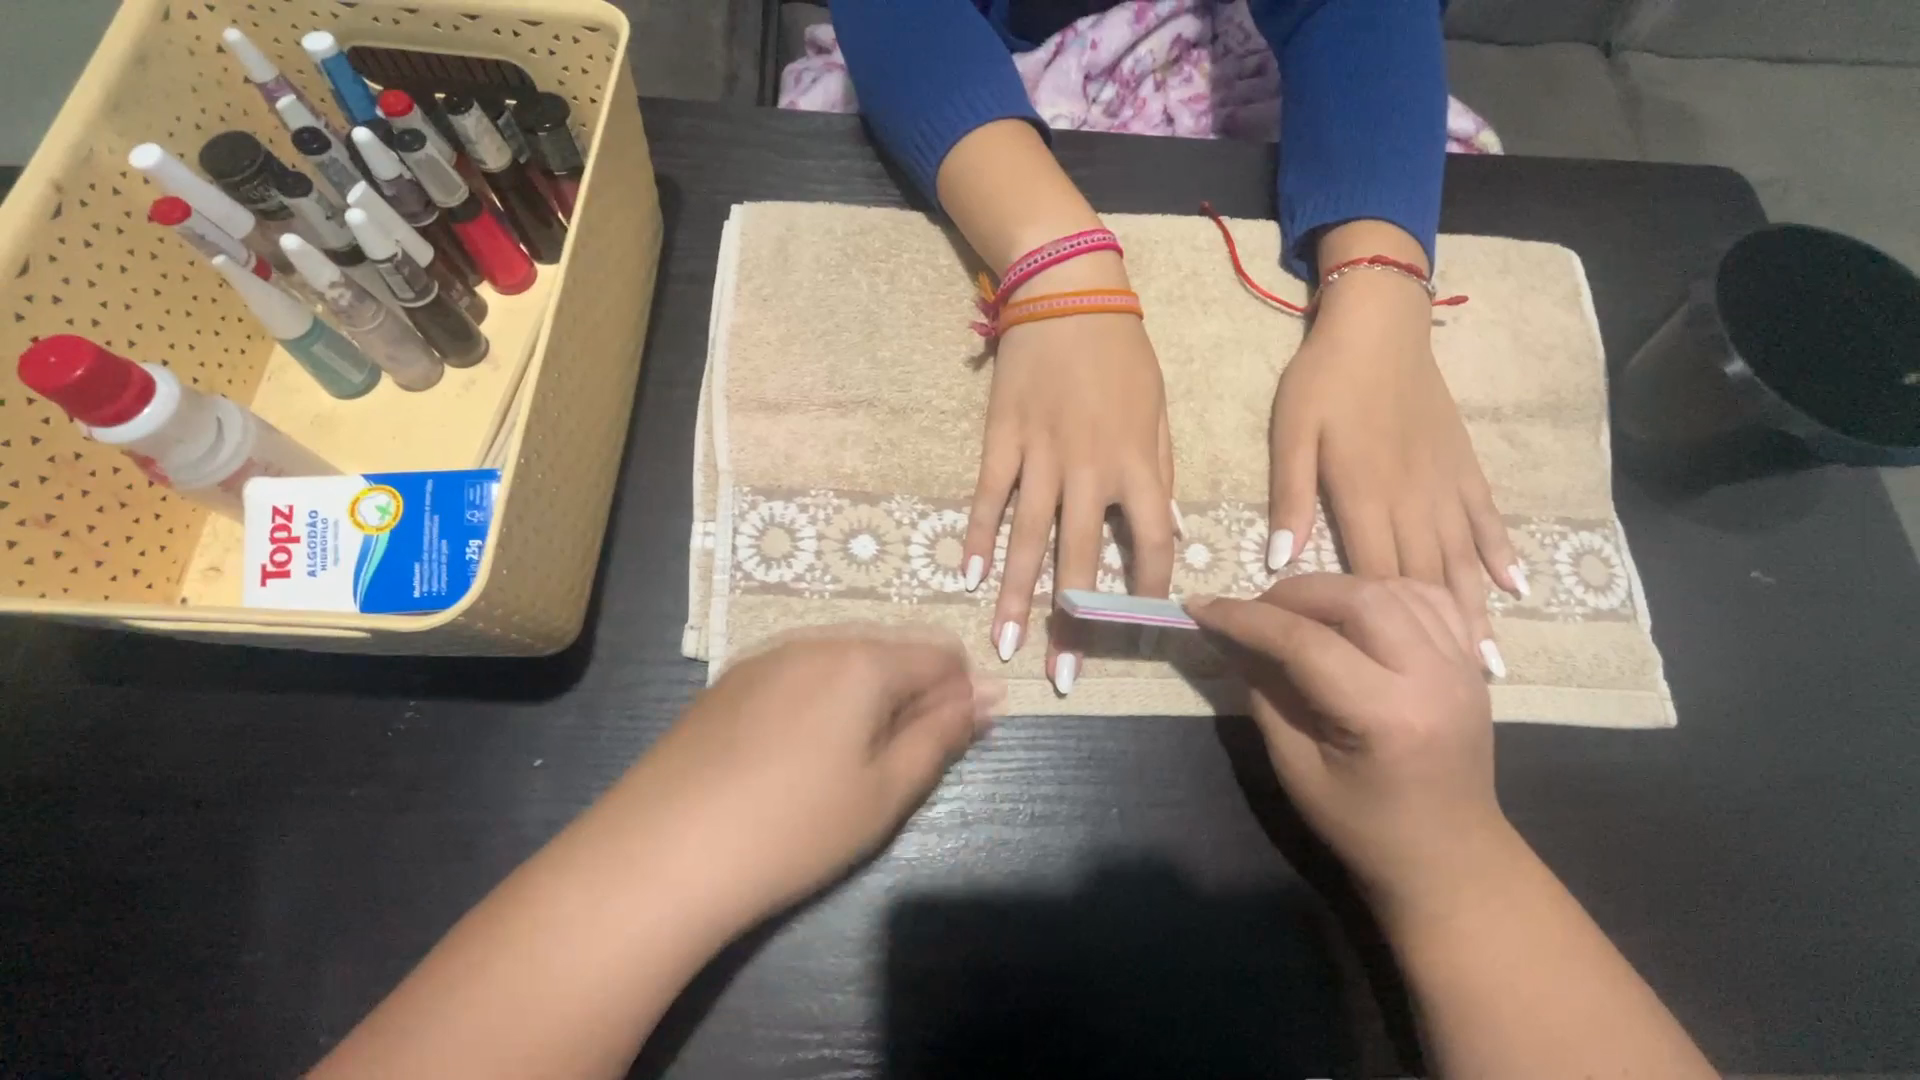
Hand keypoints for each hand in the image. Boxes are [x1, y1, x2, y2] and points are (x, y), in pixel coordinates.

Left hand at [630, 629, 999, 926]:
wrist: (660, 853)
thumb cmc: (793, 827)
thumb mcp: (884, 791)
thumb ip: (942, 735)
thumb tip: (987, 696)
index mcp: (863, 659)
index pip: (940, 653)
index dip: (961, 692)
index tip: (957, 740)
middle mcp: (816, 640)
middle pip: (891, 649)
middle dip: (915, 692)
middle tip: (904, 760)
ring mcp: (766, 656)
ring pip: (844, 659)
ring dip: (869, 695)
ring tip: (854, 759)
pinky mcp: (730, 681)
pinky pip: (801, 672)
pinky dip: (824, 697)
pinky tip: (802, 751)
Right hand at [961, 278, 1174, 696]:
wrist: (1070, 295)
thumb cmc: (1123, 356)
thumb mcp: (1159, 412)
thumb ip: (1160, 473)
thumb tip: (1168, 532)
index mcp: (1136, 463)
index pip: (1150, 542)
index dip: (1148, 590)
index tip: (1142, 629)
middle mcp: (1088, 470)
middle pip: (1080, 558)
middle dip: (1072, 622)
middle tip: (1061, 674)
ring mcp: (1039, 456)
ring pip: (1027, 538)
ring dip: (1015, 595)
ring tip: (1004, 643)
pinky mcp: (1000, 441)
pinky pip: (989, 496)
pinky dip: (979, 535)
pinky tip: (969, 574)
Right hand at [1188, 575, 1507, 909]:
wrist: (1448, 857)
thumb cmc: (1362, 824)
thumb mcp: (1295, 766)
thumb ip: (1264, 693)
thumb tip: (1232, 638)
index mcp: (1385, 716)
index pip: (1304, 642)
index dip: (1245, 619)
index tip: (1200, 607)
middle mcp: (1432, 679)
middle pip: (1356, 598)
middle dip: (1292, 593)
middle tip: (1254, 612)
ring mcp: (1461, 666)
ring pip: (1392, 588)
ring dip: (1335, 588)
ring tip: (1298, 611)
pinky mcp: (1471, 663)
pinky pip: (1426, 598)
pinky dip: (1381, 591)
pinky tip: (1352, 611)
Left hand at [1267, 234, 1522, 676]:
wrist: (1379, 326)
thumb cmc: (1323, 383)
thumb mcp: (1291, 437)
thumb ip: (1290, 500)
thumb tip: (1279, 563)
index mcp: (1365, 498)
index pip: (1373, 575)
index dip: (1385, 628)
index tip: (1402, 676)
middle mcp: (1413, 501)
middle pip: (1426, 577)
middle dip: (1442, 633)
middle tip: (1462, 689)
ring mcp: (1446, 484)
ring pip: (1461, 557)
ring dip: (1476, 607)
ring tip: (1493, 657)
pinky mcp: (1465, 465)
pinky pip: (1488, 516)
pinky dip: (1502, 551)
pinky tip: (1521, 583)